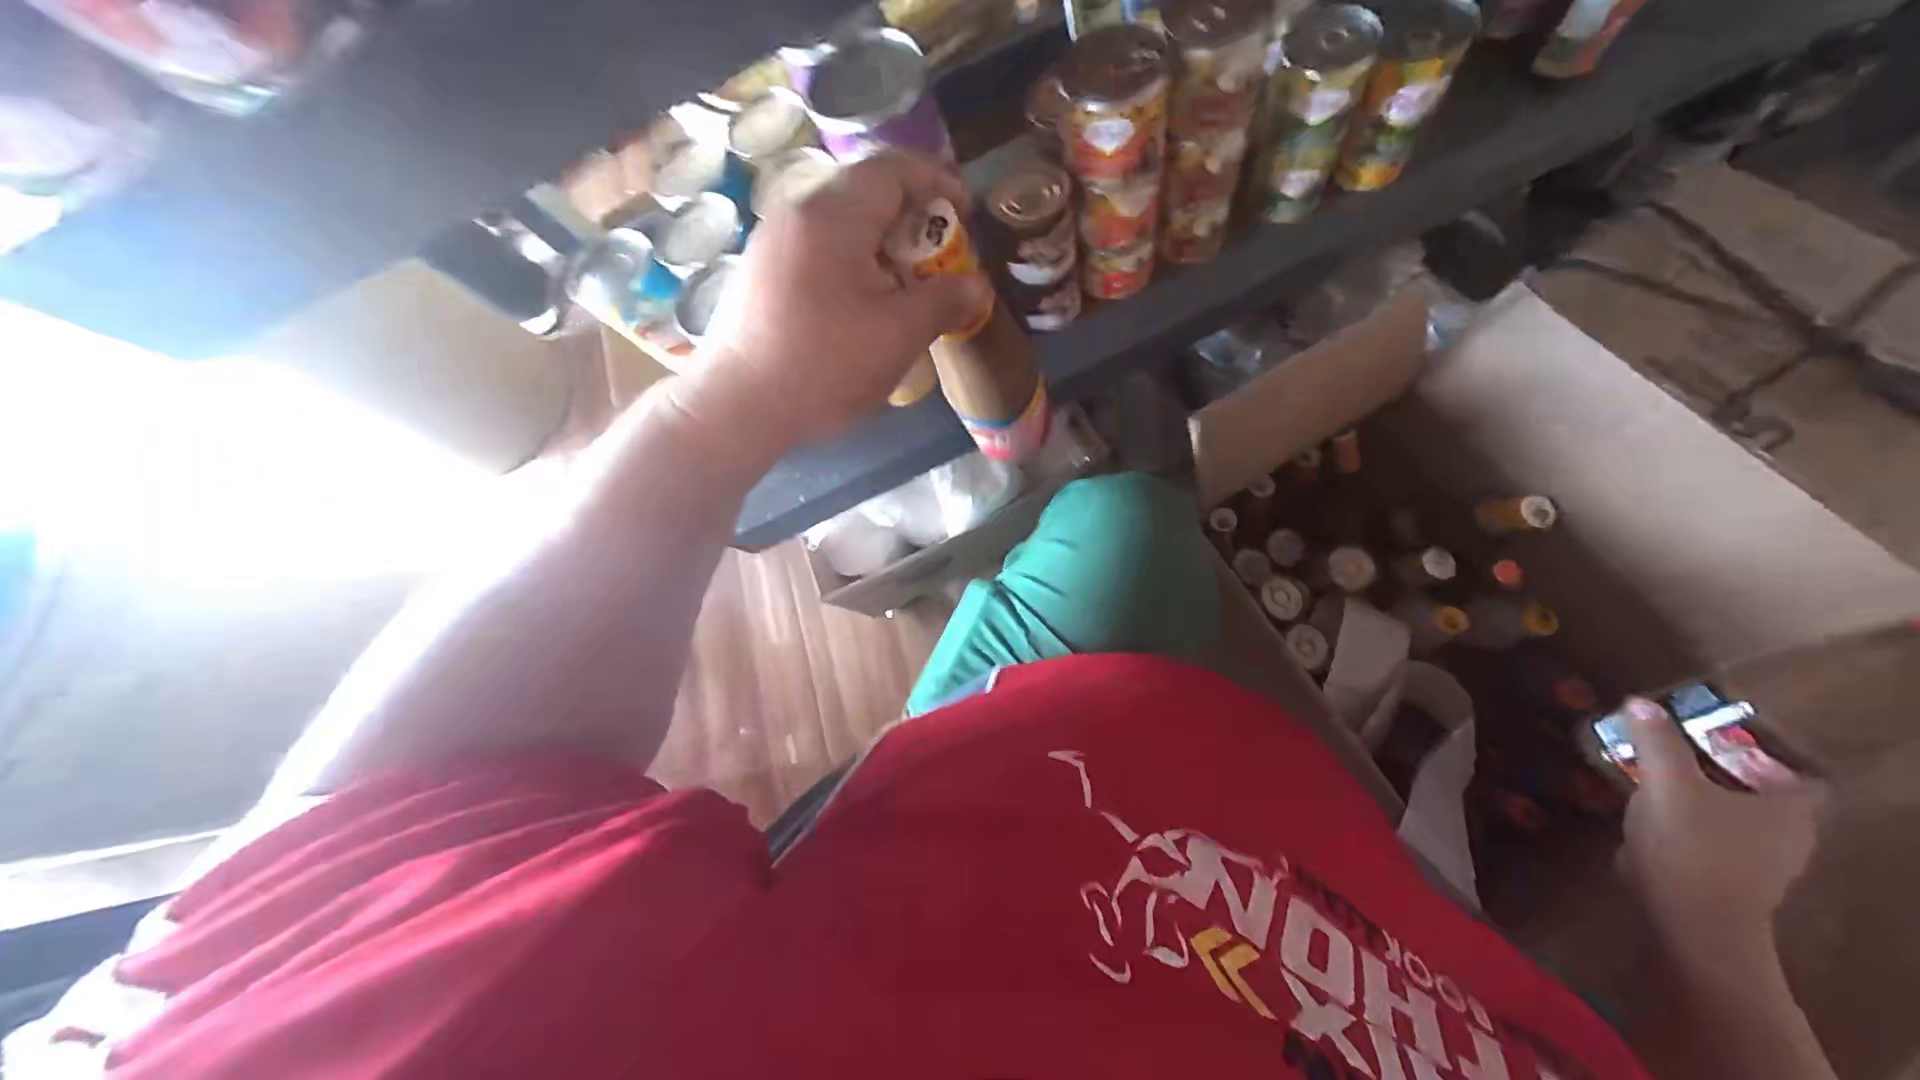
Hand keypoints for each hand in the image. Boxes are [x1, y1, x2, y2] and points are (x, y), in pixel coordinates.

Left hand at [670, 152, 994, 450]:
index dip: (938, 182)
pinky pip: (818, 251)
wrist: (737, 409)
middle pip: (866, 195)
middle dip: (913, 222)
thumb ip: (945, 301)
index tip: (966, 214)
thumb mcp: (898, 336)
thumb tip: (978, 286)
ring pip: (842, 226)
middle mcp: (796, 214)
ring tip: (906, 292)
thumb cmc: (824, 366)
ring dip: (883, 249)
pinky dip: (853, 265)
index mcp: (832, 215)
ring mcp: (772, 243)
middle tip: (940, 262)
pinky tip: (862, 310)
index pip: (893, 169)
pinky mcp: (761, 274)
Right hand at [1618, 697, 1822, 948]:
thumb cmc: (1692, 843)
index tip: (1714, 736)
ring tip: (1651, 776)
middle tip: (1671, 749)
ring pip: (1732, 813)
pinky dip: (1688, 818)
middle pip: (1759, 790)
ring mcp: (1759, 858)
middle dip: (1717, 768)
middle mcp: (1788, 834)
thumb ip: (1656, 741)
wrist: (1687, 915)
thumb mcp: (1666, 782)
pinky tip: (1651, 811)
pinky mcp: (1727, 874)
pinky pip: (1712, 833)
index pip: (1798, 774)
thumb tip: (1642, 701)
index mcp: (1791, 810)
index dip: (1762, 752)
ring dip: (1697, 793)